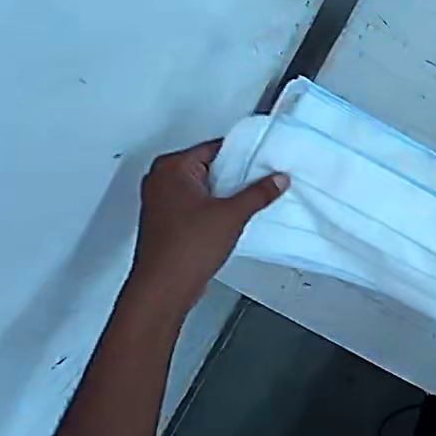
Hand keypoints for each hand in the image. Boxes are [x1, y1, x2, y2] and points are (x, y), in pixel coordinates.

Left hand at [127, 140, 286, 312]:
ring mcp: (160, 201)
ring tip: (244, 204)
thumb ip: (259, 193)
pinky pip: (194, 204)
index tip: (262, 162)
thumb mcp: (233, 214)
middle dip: (234, 175)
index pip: (215, 147)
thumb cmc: (184, 249)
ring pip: (201, 187)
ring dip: (223, 194)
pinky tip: (229, 220)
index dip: (243, 155)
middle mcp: (160, 180)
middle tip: (259, 182)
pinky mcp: (165, 221)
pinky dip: (212, 209)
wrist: (165, 287)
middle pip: (208, 166)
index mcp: (171, 167)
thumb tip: (276, 180)